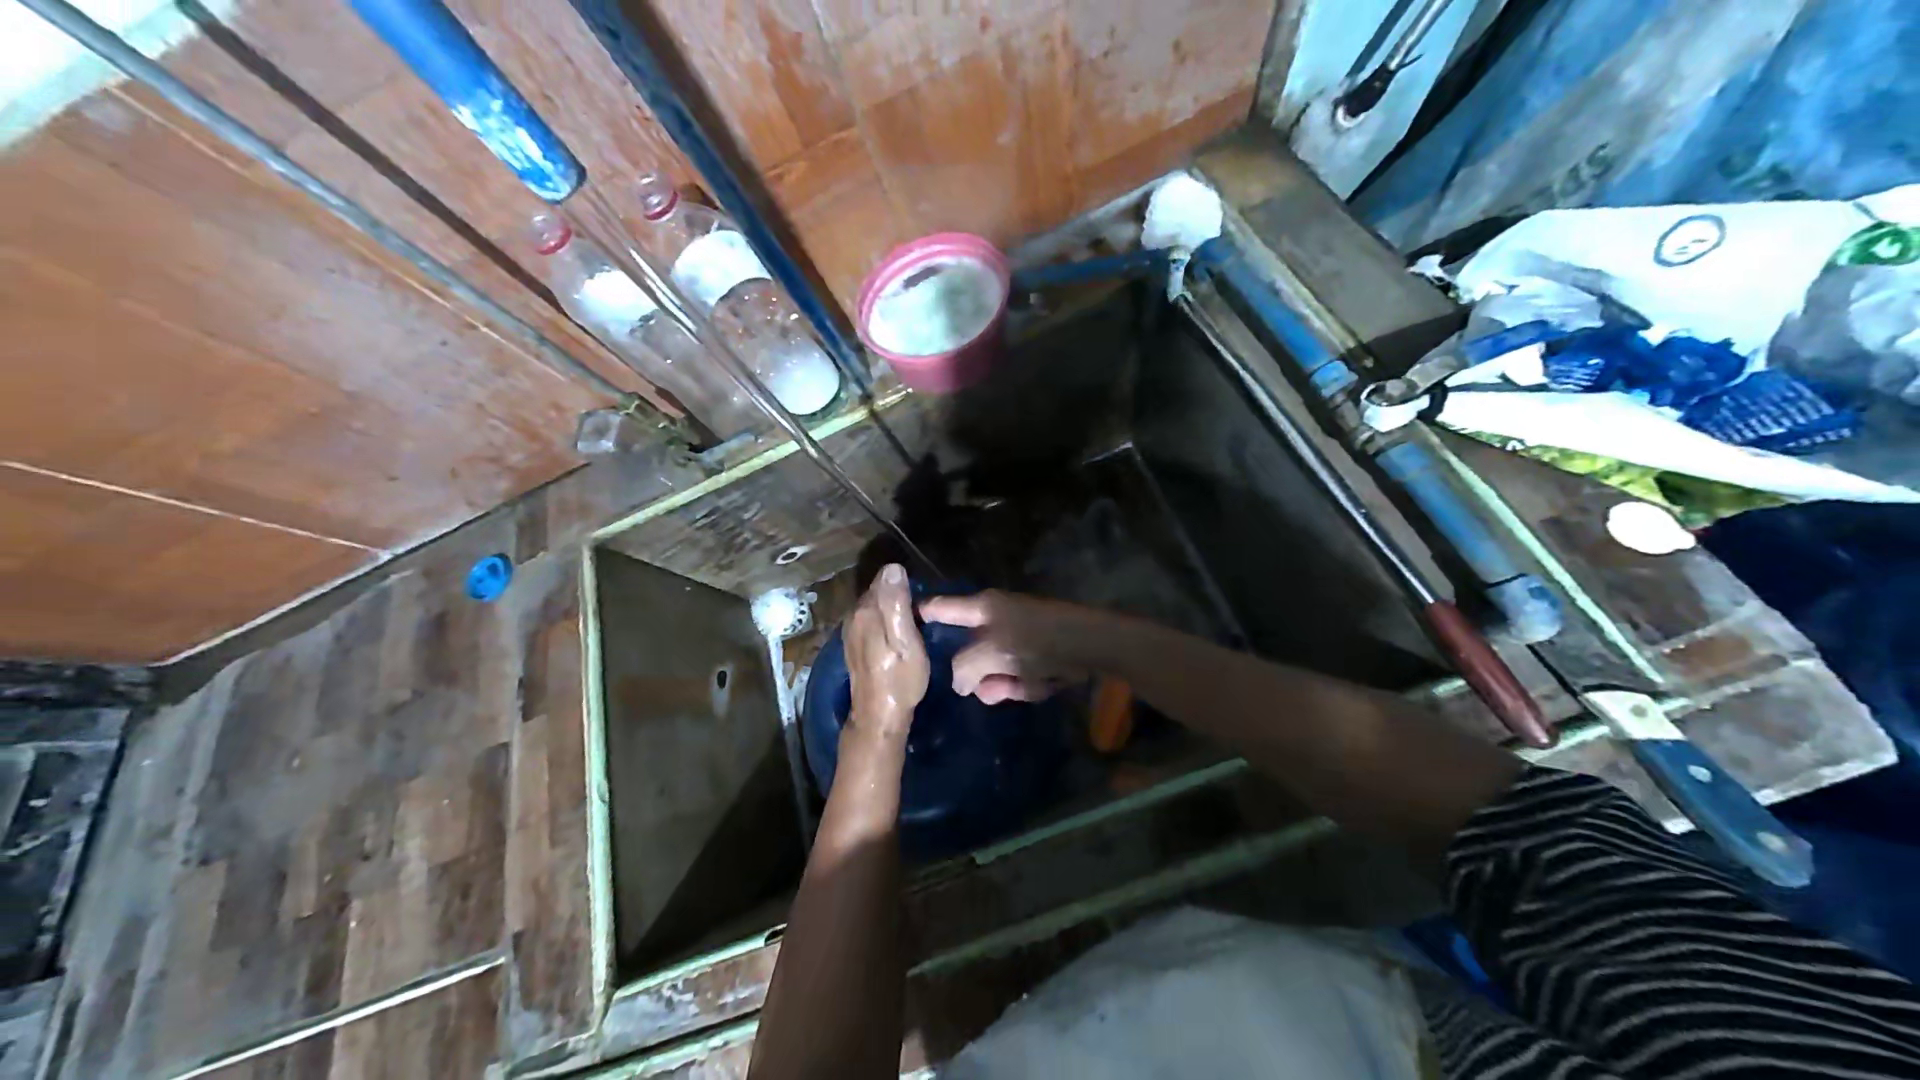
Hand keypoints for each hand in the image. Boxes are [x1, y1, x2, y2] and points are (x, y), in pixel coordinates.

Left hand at [844, 564, 929, 742]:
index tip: (922, 601)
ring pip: (874, 605)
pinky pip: (870, 619)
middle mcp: (853, 615)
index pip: (885, 578)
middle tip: (921, 614)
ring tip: (912, 625)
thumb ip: (897, 604)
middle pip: (878, 591)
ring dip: (891, 609)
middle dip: (897, 595)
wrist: (878, 715)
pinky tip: (896, 636)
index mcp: (867, 611)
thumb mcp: (907, 641)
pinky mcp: (853, 642)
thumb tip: (893, 568)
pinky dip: (883, 621)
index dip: (905, 584)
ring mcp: (850, 629)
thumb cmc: (900, 679)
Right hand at [918, 590, 1093, 703]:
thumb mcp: (991, 652)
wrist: (1095, 645)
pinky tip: (1042, 684)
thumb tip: (959, 684)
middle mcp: (995, 618)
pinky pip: (1020, 676)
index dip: (918, 617)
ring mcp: (1018, 638)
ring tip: (1023, 684)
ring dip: (1005, 683)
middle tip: (975, 688)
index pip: (939, 608)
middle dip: (974, 673)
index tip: (897, 632)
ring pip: (995, 668)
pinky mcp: (1039, 656)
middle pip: (967, 650)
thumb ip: (964, 668)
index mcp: (981, 607)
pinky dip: (1027, 685)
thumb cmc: (1036, 640)